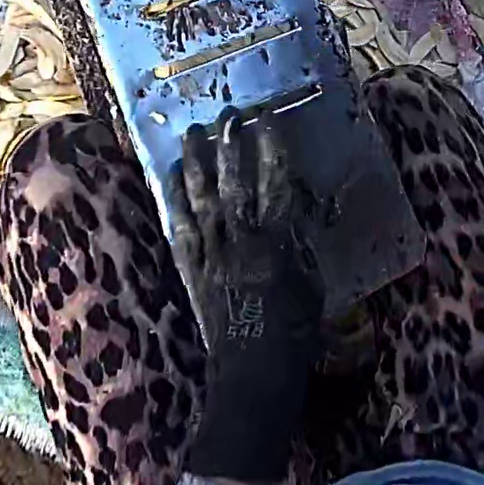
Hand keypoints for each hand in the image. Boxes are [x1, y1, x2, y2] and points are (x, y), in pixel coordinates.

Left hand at [171, 108, 321, 482]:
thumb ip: (301, 237)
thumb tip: (297, 201)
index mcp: (278, 241)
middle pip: (234, 181)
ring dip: (197, 161)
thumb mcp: (312, 279)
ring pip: (202, 196)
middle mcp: (242, 239)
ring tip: (193, 132)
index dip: (271, 147)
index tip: (267, 118)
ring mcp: (212, 250)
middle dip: (231, 143)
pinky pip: (180, 223)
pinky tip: (171, 173)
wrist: (252, 370)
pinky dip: (175, 197)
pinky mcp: (192, 264)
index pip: (275, 182)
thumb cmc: (293, 327)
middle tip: (228, 115)